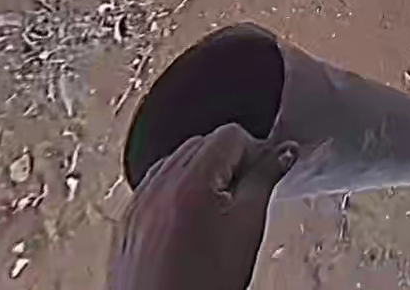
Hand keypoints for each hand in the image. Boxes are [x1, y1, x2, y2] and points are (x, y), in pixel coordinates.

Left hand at [109, 122, 297, 289]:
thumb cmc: (204, 283)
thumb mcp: (248, 223)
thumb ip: (266, 176)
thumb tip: (284, 151)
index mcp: (190, 182)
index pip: (230, 135)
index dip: (253, 150)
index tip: (261, 174)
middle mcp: (158, 188)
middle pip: (203, 143)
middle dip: (228, 158)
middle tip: (243, 190)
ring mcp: (137, 207)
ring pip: (178, 160)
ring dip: (202, 170)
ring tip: (218, 204)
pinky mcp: (125, 227)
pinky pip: (156, 185)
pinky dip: (177, 188)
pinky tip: (191, 216)